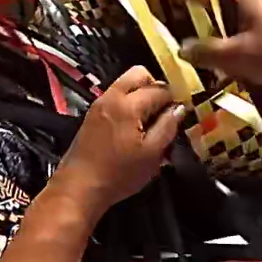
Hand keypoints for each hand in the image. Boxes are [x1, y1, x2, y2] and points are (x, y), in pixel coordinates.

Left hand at [48, 66, 185, 214]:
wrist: (78, 187)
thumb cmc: (118, 174)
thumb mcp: (151, 154)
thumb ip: (168, 127)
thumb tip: (179, 108)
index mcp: (127, 105)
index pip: (160, 89)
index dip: (175, 99)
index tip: (182, 113)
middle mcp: (111, 96)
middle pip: (139, 73)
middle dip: (156, 87)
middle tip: (165, 110)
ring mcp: (99, 103)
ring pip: (126, 83)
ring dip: (142, 94)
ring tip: (151, 120)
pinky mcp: (93, 114)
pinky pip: (116, 96)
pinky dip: (129, 102)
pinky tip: (135, 126)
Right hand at [182, 0, 261, 96]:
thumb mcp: (235, 56)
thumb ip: (206, 52)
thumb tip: (183, 48)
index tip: (174, 5)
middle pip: (228, 10)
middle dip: (213, 30)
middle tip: (198, 50)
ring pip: (246, 27)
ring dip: (234, 45)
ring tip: (224, 67)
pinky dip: (253, 53)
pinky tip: (252, 73)